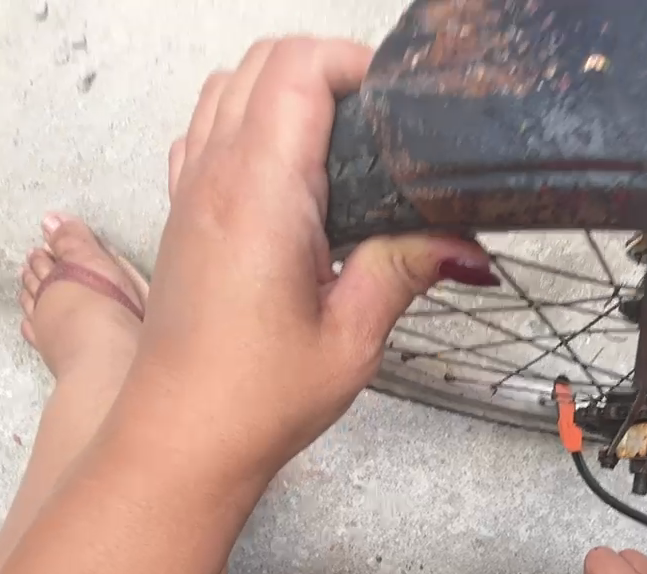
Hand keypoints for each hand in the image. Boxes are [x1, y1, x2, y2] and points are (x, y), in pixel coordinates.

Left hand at [119, 37, 490, 485]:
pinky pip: (205, 132)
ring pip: (228, 89)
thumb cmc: (260, 397)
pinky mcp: (182, 217)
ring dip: (284, 91)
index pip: (298, 71)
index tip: (400, 104)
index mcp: (261, 195)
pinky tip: (285, 174)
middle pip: (262, 64)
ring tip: (342, 147)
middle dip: (327, 71)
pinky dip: (246, 122)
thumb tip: (463, 244)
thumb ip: (404, 270)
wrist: (183, 437)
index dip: (354, 65)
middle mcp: (214, 176)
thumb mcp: (353, 337)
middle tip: (384, 125)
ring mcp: (189, 192)